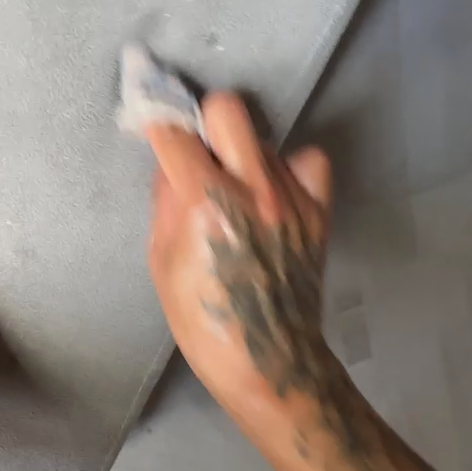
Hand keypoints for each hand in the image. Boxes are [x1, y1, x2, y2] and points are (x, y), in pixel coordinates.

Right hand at [144, 92, 332, 415]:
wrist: (268, 360)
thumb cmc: (202, 320)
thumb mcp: (161, 262)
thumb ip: (166, 202)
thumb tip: (171, 164)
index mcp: (205, 204)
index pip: (174, 134)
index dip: (157, 125)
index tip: (153, 126)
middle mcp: (252, 189)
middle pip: (229, 109)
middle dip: (205, 120)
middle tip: (199, 149)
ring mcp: (291, 198)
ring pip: (265, 138)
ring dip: (243, 153)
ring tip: (237, 188)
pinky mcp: (318, 211)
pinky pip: (310, 161)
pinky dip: (289, 169)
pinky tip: (274, 192)